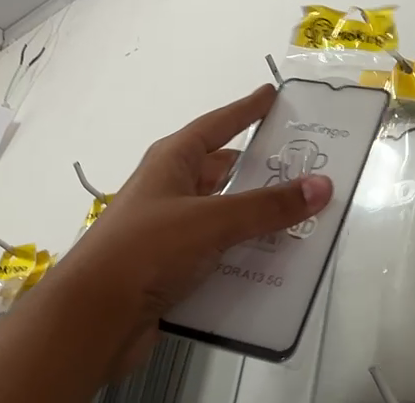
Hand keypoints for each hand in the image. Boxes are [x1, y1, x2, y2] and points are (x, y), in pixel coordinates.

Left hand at [47, 84, 332, 369]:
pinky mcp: (170, 269)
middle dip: (260, 171)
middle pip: (223, 171)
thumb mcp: (212, 220)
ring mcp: (169, 231)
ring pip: (222, 216)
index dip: (246, 109)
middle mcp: (170, 188)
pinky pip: (216, 255)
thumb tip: (322, 184)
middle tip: (305, 167)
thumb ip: (267, 207)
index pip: (218, 124)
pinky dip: (241, 257)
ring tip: (301, 220)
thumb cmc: (147, 249)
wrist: (92, 320)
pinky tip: (271, 267)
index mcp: (173, 160)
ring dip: (254, 221)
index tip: (272, 94)